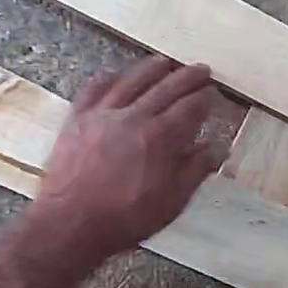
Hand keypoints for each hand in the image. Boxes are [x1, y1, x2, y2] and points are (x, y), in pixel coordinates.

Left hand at [20, 56, 223, 268]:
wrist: (70, 226)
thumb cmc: (127, 217)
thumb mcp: (173, 200)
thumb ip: (197, 169)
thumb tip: (218, 148)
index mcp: (162, 136)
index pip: (192, 107)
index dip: (206, 98)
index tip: (213, 94)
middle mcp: (135, 117)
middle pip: (168, 87)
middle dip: (188, 77)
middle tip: (201, 70)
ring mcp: (104, 115)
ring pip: (133, 80)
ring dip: (153, 68)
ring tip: (166, 62)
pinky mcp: (78, 120)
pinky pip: (95, 89)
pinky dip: (109, 78)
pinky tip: (117, 75)